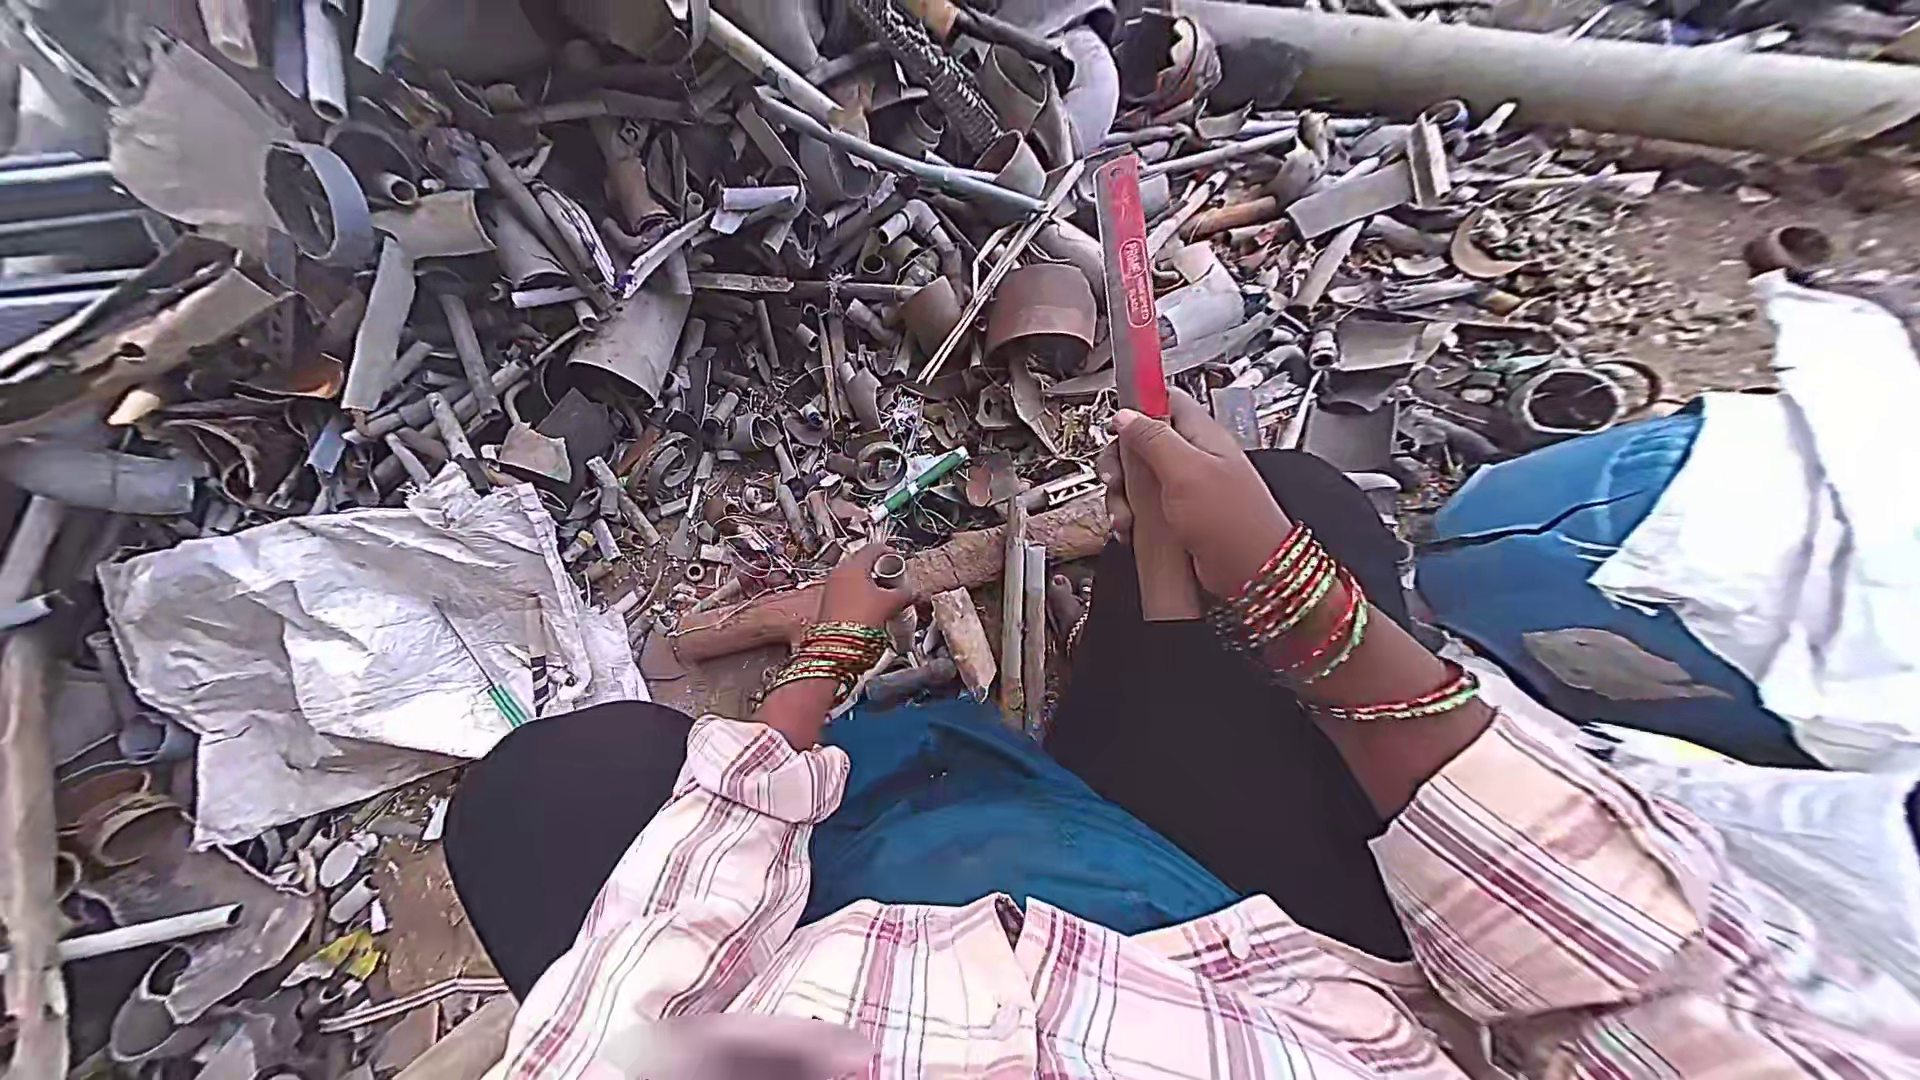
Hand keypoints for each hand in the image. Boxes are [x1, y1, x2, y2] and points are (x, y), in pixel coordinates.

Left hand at [817, 543, 911, 627]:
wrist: (838, 646)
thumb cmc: (859, 620)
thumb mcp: (891, 603)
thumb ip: (904, 594)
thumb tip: (911, 593)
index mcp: (853, 566)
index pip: (872, 549)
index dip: (887, 551)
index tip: (895, 557)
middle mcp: (837, 574)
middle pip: (860, 563)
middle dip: (877, 570)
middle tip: (891, 578)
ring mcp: (830, 590)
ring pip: (851, 579)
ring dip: (867, 584)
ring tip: (882, 596)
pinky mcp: (826, 606)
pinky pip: (845, 594)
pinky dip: (857, 596)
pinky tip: (868, 609)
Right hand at [1101, 388, 1292, 597]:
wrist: (1249, 572)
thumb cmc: (1232, 522)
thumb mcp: (1187, 472)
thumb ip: (1154, 439)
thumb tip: (1126, 414)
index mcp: (1200, 437)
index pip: (1165, 400)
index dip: (1137, 406)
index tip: (1116, 425)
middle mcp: (1191, 458)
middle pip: (1140, 441)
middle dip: (1119, 460)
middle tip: (1114, 477)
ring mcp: (1181, 487)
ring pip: (1136, 476)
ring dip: (1121, 495)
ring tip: (1124, 515)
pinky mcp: (1174, 514)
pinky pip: (1141, 506)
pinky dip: (1129, 516)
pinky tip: (1129, 529)